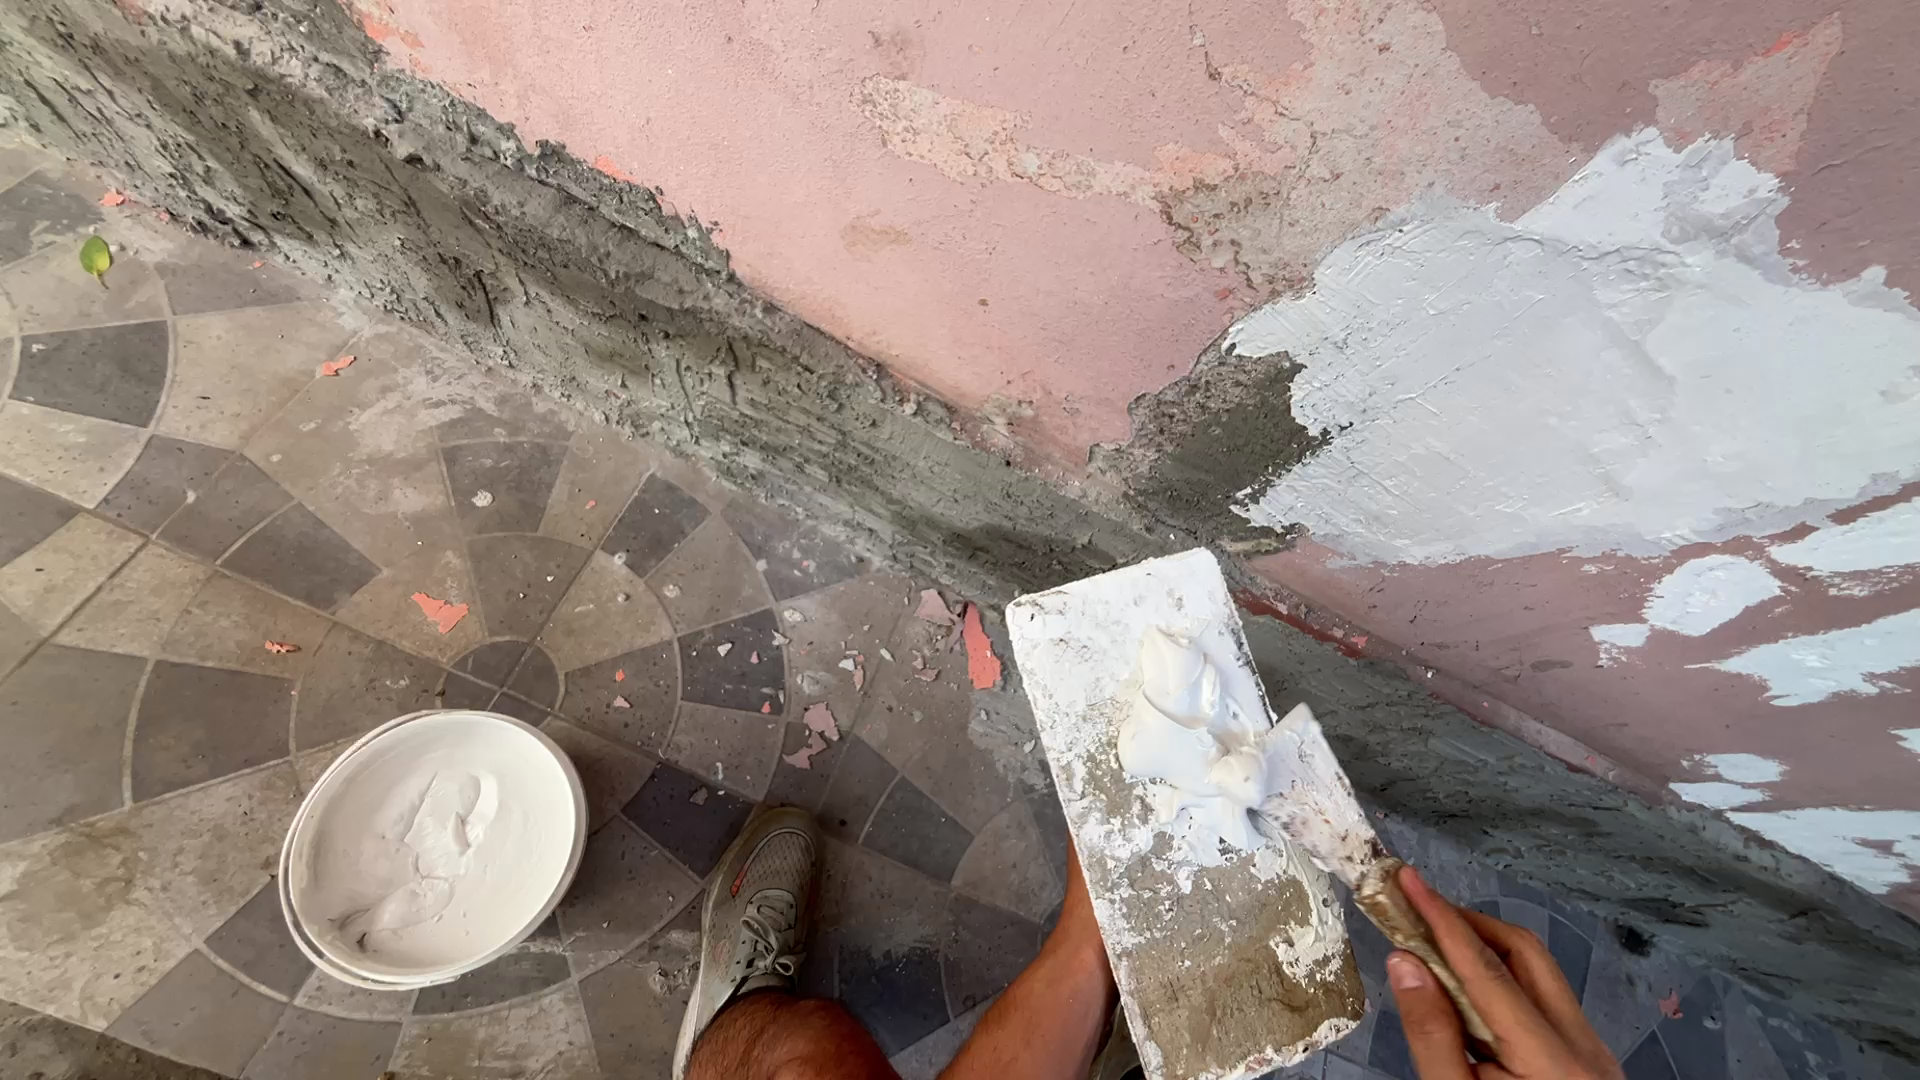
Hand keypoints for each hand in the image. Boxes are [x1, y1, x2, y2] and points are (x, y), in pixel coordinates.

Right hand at [1385, 866, 1623, 1079]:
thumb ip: (1432, 1033)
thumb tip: (1404, 959)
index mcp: (1552, 1062)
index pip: (1487, 968)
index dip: (1441, 916)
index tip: (1405, 876)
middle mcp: (1585, 1048)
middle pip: (1524, 952)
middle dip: (1464, 920)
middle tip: (1414, 908)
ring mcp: (1593, 1055)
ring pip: (1537, 971)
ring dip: (1480, 945)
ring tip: (1430, 945)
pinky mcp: (1587, 1063)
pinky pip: (1541, 997)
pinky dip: (1496, 975)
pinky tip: (1462, 991)